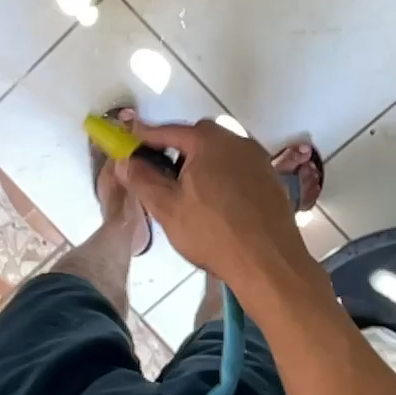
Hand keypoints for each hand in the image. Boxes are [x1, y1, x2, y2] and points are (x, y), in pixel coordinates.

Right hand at [113, 118, 323, 298]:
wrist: (270, 263)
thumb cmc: (213, 233)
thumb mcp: (167, 208)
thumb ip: (142, 179)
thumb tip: (125, 160)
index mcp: (208, 140)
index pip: (167, 131)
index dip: (144, 138)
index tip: (128, 144)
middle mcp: (236, 139)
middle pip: (197, 136)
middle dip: (175, 150)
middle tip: (161, 175)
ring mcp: (258, 158)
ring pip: (220, 152)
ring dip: (201, 163)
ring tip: (188, 192)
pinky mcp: (271, 178)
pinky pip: (238, 167)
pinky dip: (222, 175)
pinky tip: (217, 202)